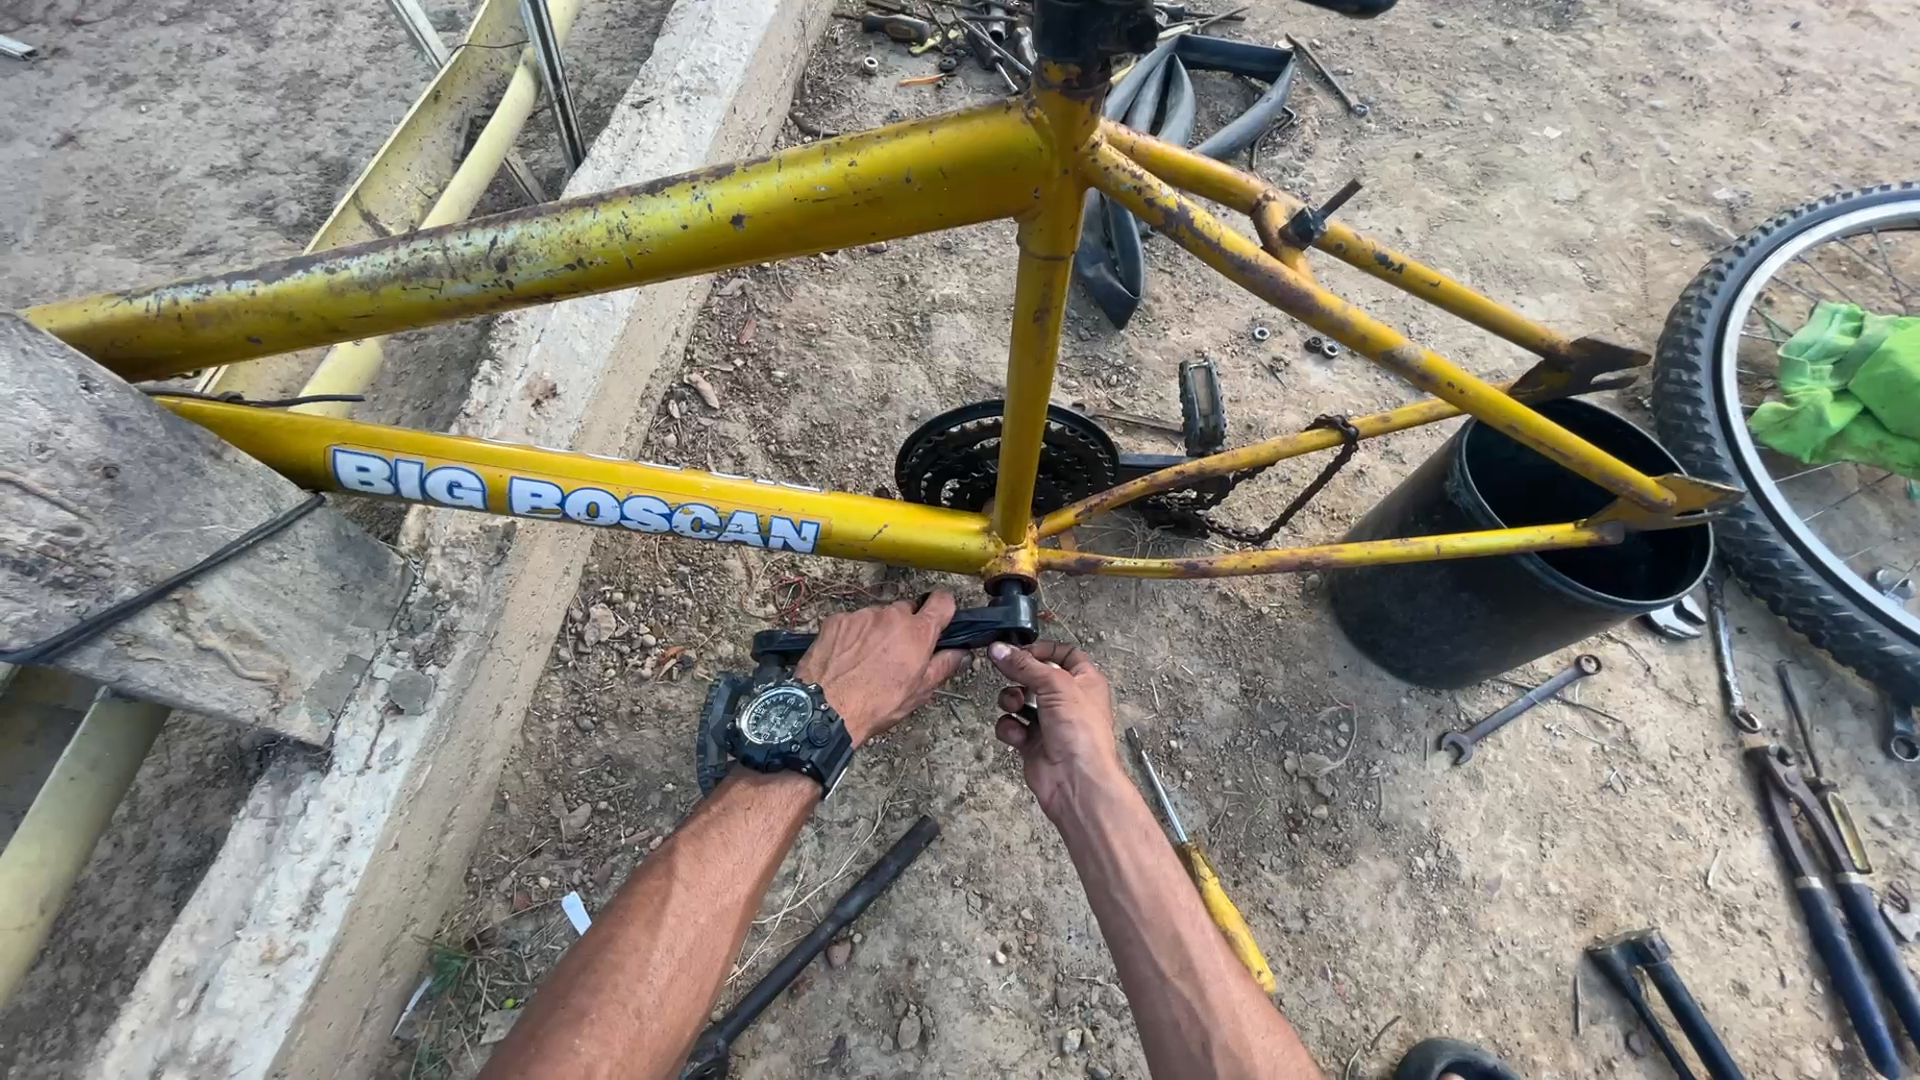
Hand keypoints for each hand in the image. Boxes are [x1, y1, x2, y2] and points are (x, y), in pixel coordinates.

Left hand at [794, 592, 969, 746]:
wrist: (825, 710)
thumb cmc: (875, 705)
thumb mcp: (918, 692)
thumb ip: (943, 666)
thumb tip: (961, 654)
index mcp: (918, 633)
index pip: (942, 601)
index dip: (942, 609)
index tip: (938, 619)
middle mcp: (892, 616)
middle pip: (906, 611)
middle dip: (905, 627)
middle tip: (896, 654)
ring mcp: (862, 615)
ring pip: (877, 616)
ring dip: (877, 631)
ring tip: (866, 660)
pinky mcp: (838, 619)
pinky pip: (852, 621)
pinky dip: (852, 634)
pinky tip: (847, 657)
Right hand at [988, 640, 1122, 819]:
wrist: (1077, 781)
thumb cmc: (1083, 735)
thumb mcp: (1055, 685)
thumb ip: (1025, 665)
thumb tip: (1002, 650)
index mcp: (1085, 681)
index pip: (1064, 654)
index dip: (1043, 649)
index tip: (1021, 650)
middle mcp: (1068, 701)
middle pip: (1036, 677)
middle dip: (1019, 676)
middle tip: (1006, 671)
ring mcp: (1050, 722)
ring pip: (1020, 700)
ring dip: (1011, 701)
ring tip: (1014, 705)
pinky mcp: (1034, 743)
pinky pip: (1012, 727)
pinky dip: (1010, 728)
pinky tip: (1017, 734)